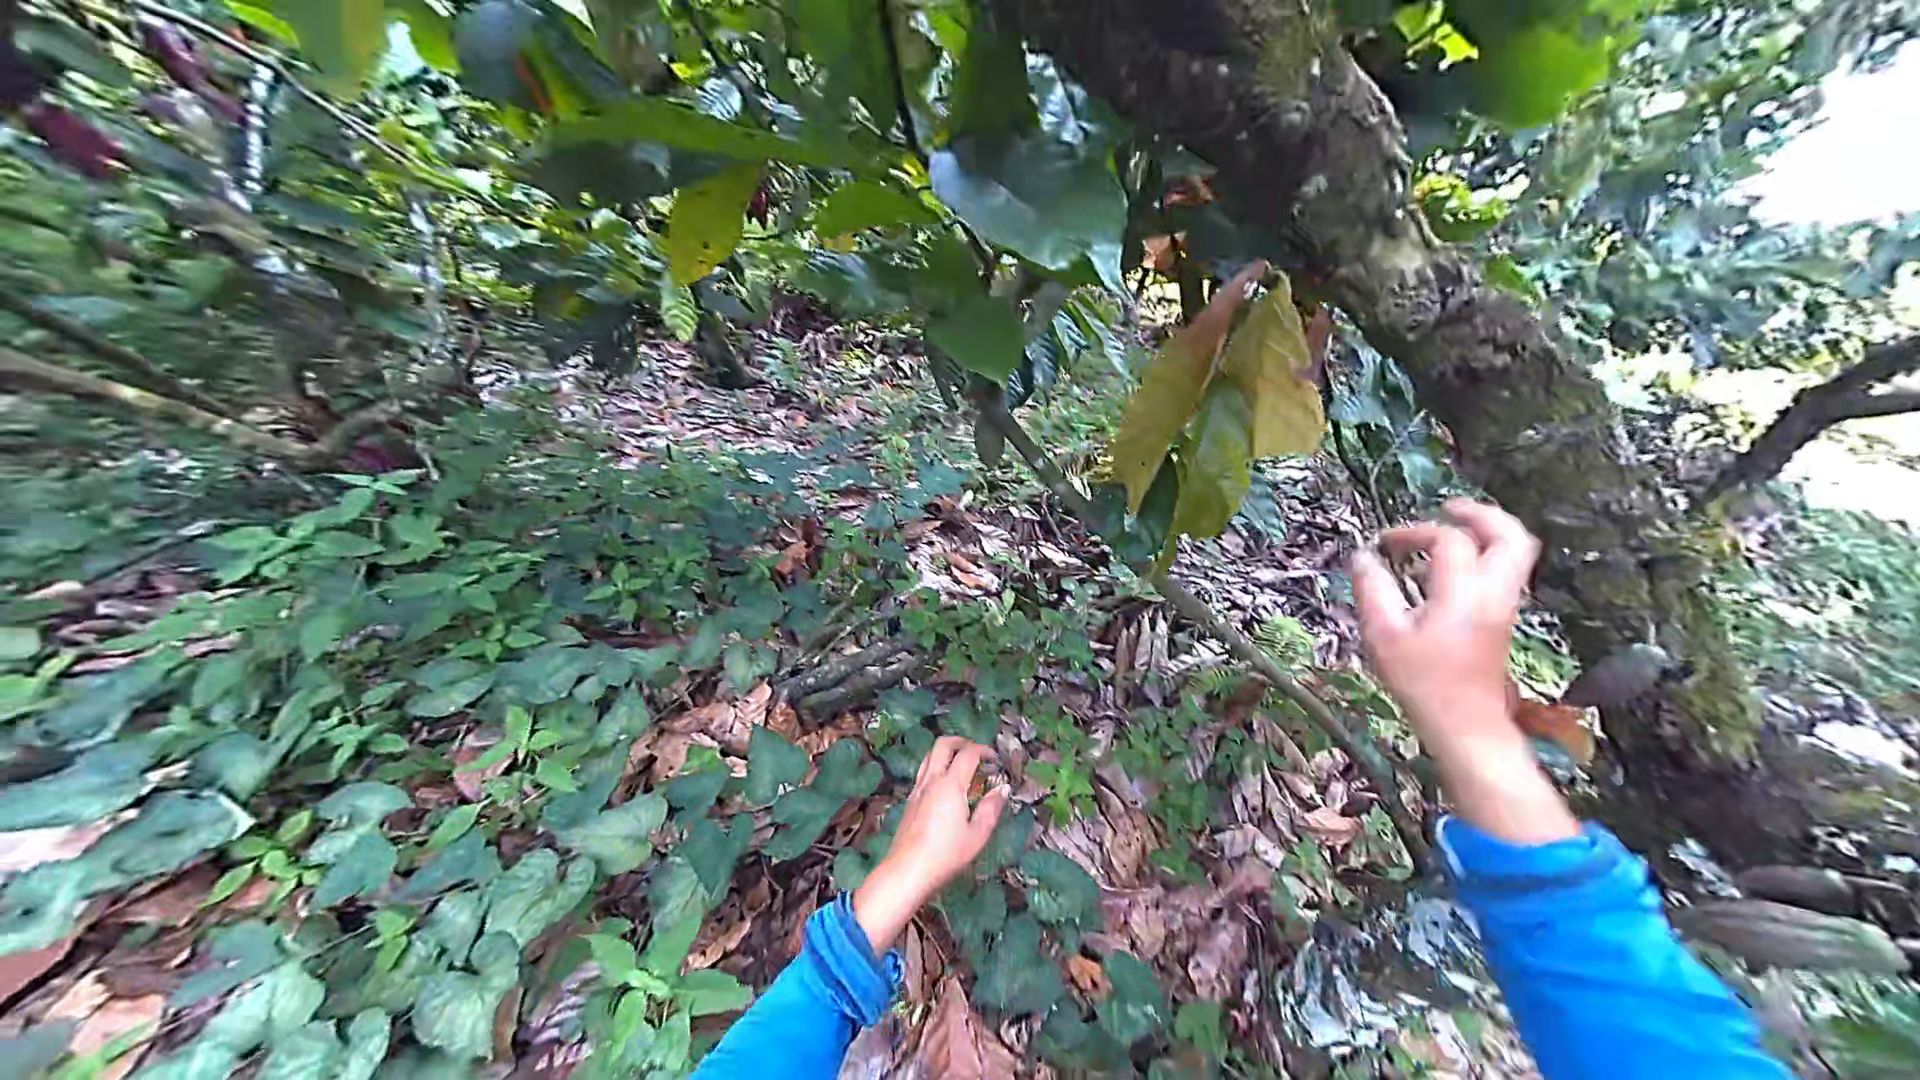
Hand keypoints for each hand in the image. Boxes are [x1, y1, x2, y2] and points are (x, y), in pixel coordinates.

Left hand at [851, 736, 1008, 950]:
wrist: (907, 871)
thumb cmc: (946, 855)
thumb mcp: (977, 836)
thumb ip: (990, 809)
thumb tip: (1002, 788)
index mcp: (951, 784)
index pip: (968, 754)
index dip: (983, 750)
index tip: (994, 758)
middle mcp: (932, 780)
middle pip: (943, 745)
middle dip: (961, 741)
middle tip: (975, 750)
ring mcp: (918, 789)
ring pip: (929, 755)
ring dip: (945, 751)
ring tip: (959, 762)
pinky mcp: (910, 800)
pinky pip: (923, 771)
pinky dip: (935, 766)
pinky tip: (943, 785)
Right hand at [1350, 499, 1578, 845]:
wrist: (1464, 723)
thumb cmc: (1421, 680)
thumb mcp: (1383, 633)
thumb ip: (1372, 589)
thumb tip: (1362, 557)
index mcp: (1464, 594)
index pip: (1449, 541)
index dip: (1413, 532)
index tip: (1383, 543)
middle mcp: (1495, 594)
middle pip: (1511, 537)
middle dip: (1481, 515)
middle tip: (1448, 507)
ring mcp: (1504, 607)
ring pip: (1514, 554)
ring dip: (1484, 535)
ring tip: (1448, 532)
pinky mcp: (1502, 620)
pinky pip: (1503, 573)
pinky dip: (1481, 557)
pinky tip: (1445, 569)